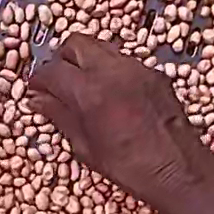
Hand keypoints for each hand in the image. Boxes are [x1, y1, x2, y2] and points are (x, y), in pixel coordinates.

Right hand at [28, 35, 213, 210]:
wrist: (177, 170)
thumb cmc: (129, 167)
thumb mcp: (85, 146)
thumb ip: (59, 115)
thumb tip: (38, 101)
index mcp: (89, 92)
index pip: (52, 70)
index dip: (39, 79)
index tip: (36, 89)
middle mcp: (112, 71)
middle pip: (75, 43)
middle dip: (61, 59)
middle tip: (57, 81)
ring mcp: (136, 69)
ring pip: (101, 47)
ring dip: (86, 60)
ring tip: (82, 85)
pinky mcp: (154, 74)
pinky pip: (124, 60)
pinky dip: (110, 69)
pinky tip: (109, 93)